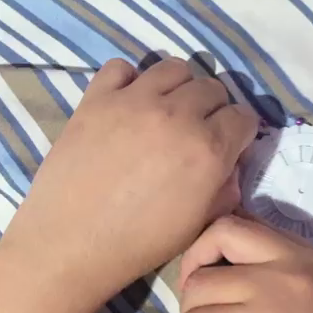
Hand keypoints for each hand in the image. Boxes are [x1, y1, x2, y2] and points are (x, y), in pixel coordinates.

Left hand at [0, 57, 257, 309]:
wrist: (69, 243)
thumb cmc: (137, 244)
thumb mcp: (197, 225)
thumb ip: (224, 189)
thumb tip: (228, 165)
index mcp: (208, 149)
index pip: (243, 116)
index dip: (237, 132)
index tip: (226, 144)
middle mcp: (176, 115)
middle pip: (211, 87)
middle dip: (211, 109)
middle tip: (193, 131)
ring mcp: (133, 101)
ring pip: (172, 68)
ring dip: (177, 87)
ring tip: (163, 111)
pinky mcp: (96, 98)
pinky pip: (121, 68)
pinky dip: (129, 81)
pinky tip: (126, 104)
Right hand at [159, 215, 312, 312]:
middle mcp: (270, 287)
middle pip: (199, 282)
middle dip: (186, 310)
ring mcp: (292, 260)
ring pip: (220, 234)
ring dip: (201, 258)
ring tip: (201, 282)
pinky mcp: (310, 250)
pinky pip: (256, 228)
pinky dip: (232, 241)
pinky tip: (231, 265)